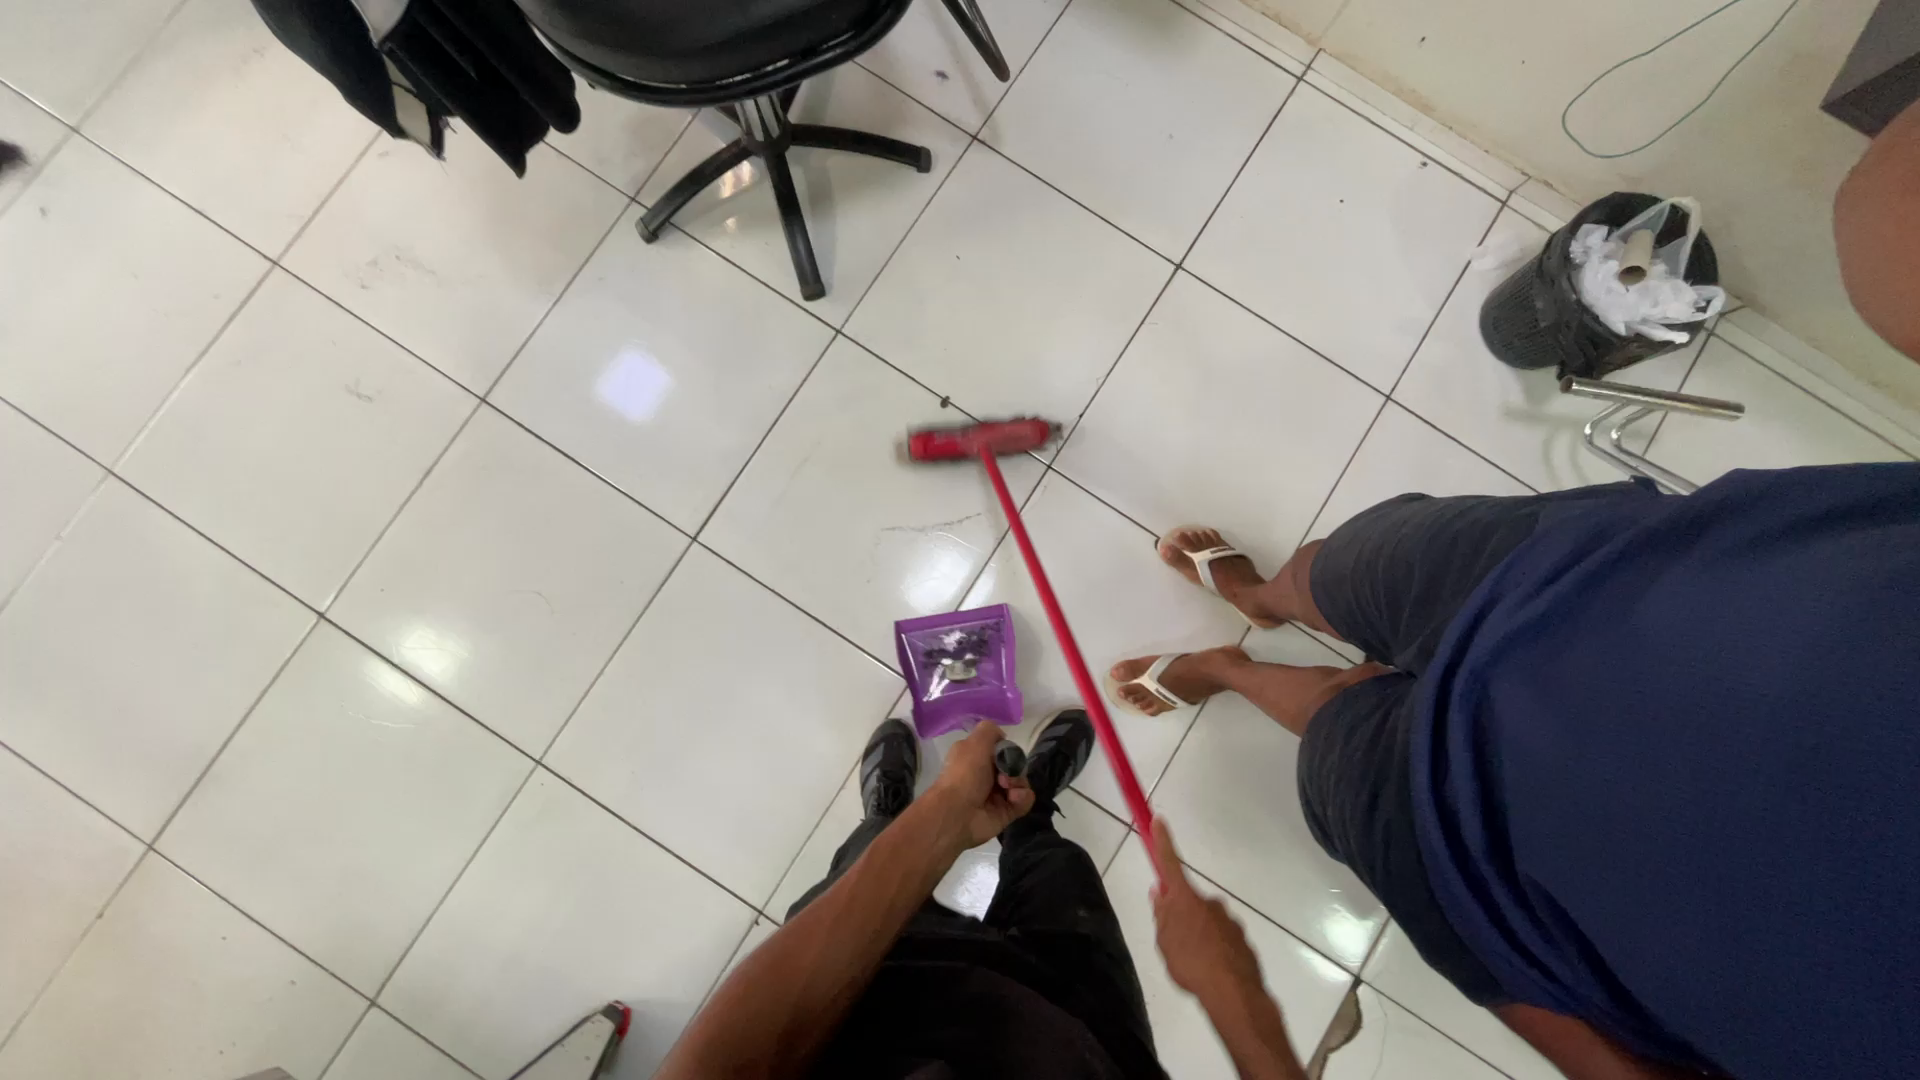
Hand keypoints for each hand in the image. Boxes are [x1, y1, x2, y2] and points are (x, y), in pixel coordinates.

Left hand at [925, 723, 1034, 848]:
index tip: (1004, 753)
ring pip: (1022, 781)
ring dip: (1019, 782)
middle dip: (1015, 767)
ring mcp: (997, 794)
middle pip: (1015, 765)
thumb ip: (990, 730)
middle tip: (1003, 775)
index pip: (1001, 748)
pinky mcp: (1007, 812)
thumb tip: (1002, 736)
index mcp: (976, 756)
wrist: (957, 814)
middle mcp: (986, 774)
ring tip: (1008, 789)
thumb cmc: (964, 774)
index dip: (1007, 749)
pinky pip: (1025, 799)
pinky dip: (1022, 797)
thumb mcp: (975, 742)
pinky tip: (1013, 798)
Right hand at [1151, 818, 1264, 1003]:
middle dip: (1184, 916)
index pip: (1170, 862)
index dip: (1163, 840)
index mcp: (1185, 899)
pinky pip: (1224, 941)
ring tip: (1197, 965)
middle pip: (1190, 901)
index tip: (1159, 819)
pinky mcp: (1244, 941)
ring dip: (1202, 937)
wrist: (1234, 995)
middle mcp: (1210, 902)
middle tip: (1177, 943)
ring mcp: (1230, 921)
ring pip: (1209, 923)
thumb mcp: (1164, 942)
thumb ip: (1161, 916)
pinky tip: (1214, 972)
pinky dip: (1218, 952)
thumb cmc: (1191, 964)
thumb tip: (1160, 893)